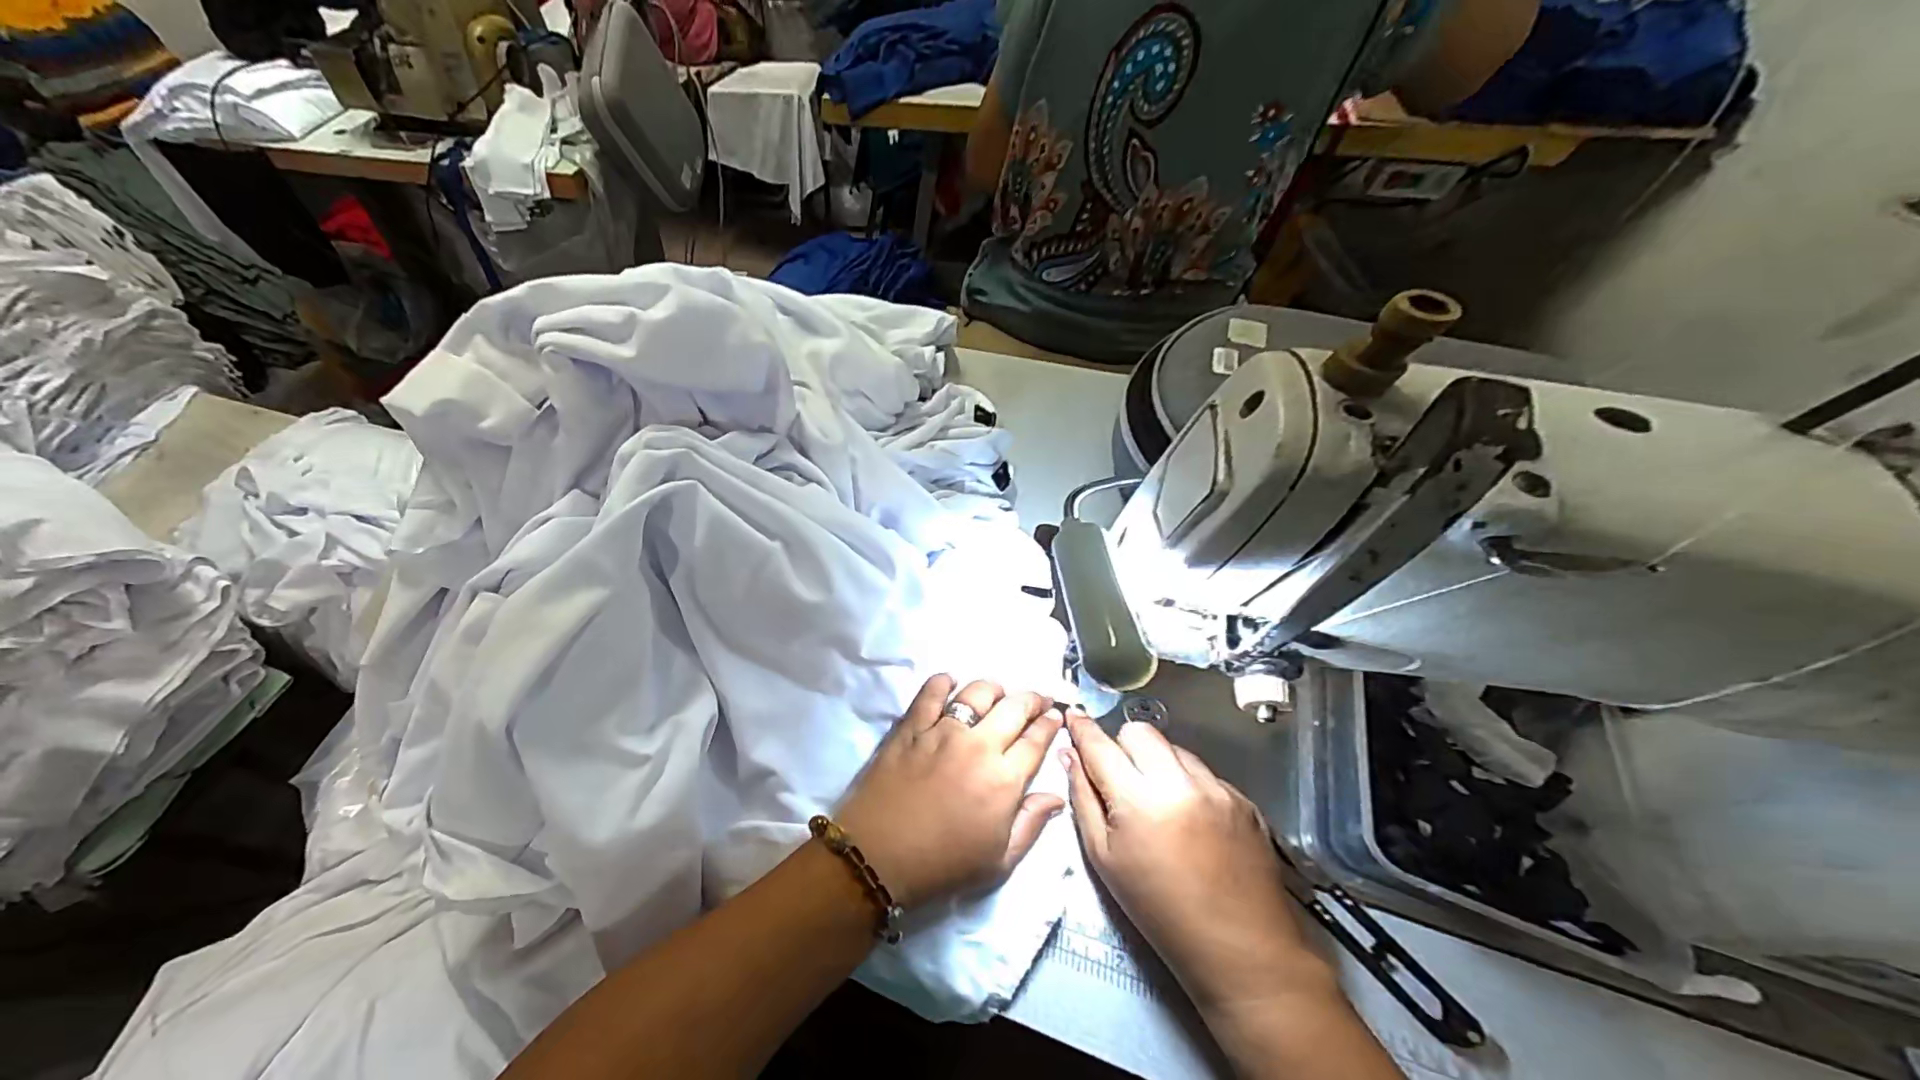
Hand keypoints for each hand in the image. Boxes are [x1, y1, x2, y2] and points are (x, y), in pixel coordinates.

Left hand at [837, 675, 1064, 908]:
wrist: (878, 858)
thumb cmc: (942, 866)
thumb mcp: (998, 861)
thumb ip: (1031, 824)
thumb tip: (1055, 797)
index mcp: (1005, 779)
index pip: (1036, 740)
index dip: (1049, 725)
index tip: (1054, 717)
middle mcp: (979, 746)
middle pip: (1014, 708)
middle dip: (1032, 700)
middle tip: (1037, 700)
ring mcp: (943, 732)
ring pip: (976, 693)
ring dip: (993, 690)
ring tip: (998, 693)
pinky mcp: (911, 727)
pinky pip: (930, 694)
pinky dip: (943, 683)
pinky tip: (949, 683)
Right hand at [1063, 712, 1319, 1009]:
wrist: (1238, 946)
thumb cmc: (1159, 909)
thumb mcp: (1104, 859)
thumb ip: (1083, 800)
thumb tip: (1071, 756)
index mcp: (1139, 800)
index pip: (1101, 746)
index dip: (1082, 728)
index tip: (1073, 715)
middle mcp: (1180, 782)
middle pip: (1140, 732)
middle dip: (1122, 745)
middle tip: (1119, 776)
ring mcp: (1216, 788)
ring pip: (1174, 748)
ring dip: (1157, 763)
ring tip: (1158, 803)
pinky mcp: (1242, 798)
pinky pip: (1203, 772)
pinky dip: (1187, 783)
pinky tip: (1189, 819)